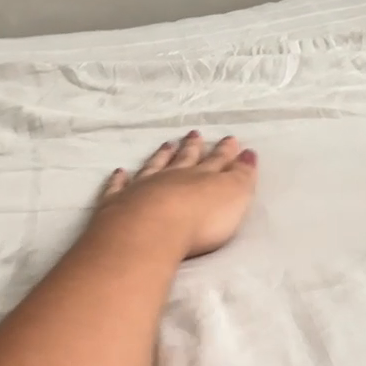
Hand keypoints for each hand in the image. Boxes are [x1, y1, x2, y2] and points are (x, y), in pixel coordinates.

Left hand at [93, 132, 258, 257]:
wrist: (151, 231)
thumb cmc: (200, 220)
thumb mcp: (234, 196)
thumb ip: (241, 175)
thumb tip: (248, 153)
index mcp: (202, 178)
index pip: (217, 161)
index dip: (225, 151)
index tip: (230, 139)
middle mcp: (172, 178)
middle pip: (184, 159)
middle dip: (192, 147)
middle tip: (194, 134)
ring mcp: (142, 188)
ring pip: (154, 167)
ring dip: (162, 156)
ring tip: (166, 145)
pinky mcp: (117, 204)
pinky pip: (119, 187)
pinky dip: (120, 179)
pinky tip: (119, 172)